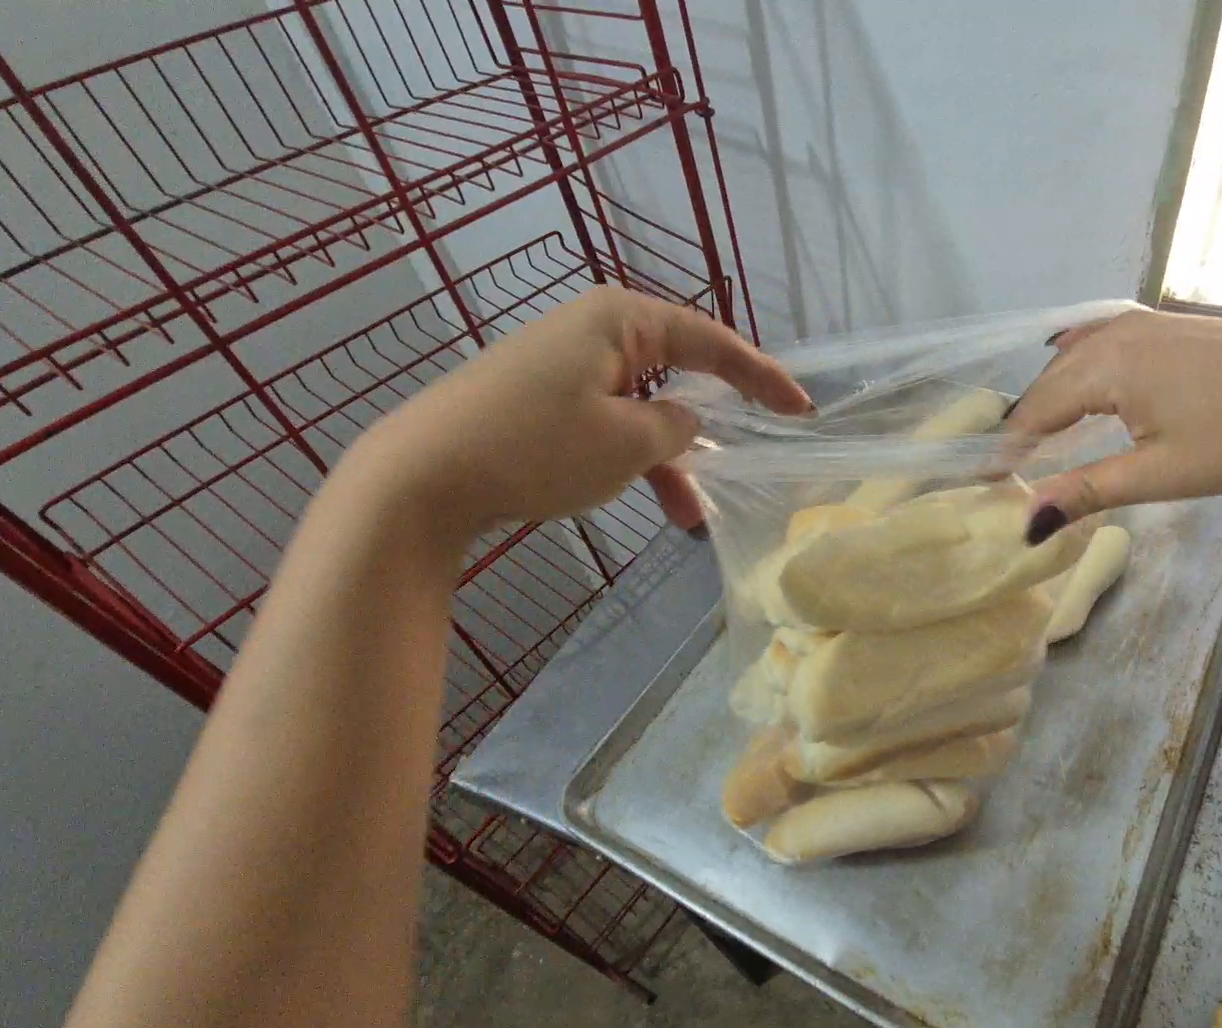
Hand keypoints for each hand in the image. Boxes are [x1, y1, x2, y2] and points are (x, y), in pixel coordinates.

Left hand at [351, 286, 809, 544]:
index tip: (801, 408)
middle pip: (679, 370)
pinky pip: (611, 422)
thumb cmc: (536, 447)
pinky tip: (650, 505)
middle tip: (757, 445)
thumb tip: (684, 421)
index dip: (762, 376)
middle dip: (715, 419)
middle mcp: (596, 331)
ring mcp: (567, 365)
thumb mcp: (628, 442)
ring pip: (645, 407)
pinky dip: (634, 460)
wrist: (420, 477)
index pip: (712, 341)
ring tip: (689, 515)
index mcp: (621, 320)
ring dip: (672, 459)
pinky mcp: (544, 399)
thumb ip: (678, 426)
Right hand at [1005, 309, 1221, 539]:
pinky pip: (1105, 344)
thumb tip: (1028, 524)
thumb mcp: (1160, 473)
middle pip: (1051, 382)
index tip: (984, 481)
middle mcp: (1116, 334)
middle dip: (1027, 423)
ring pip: (1078, 361)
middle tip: (1006, 465)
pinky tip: (1081, 376)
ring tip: (1038, 435)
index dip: (1008, 448)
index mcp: (1106, 367)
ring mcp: (1147, 323)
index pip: (1036, 411)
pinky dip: (1083, 370)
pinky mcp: (1172, 326)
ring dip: (1054, 396)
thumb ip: (1087, 491)